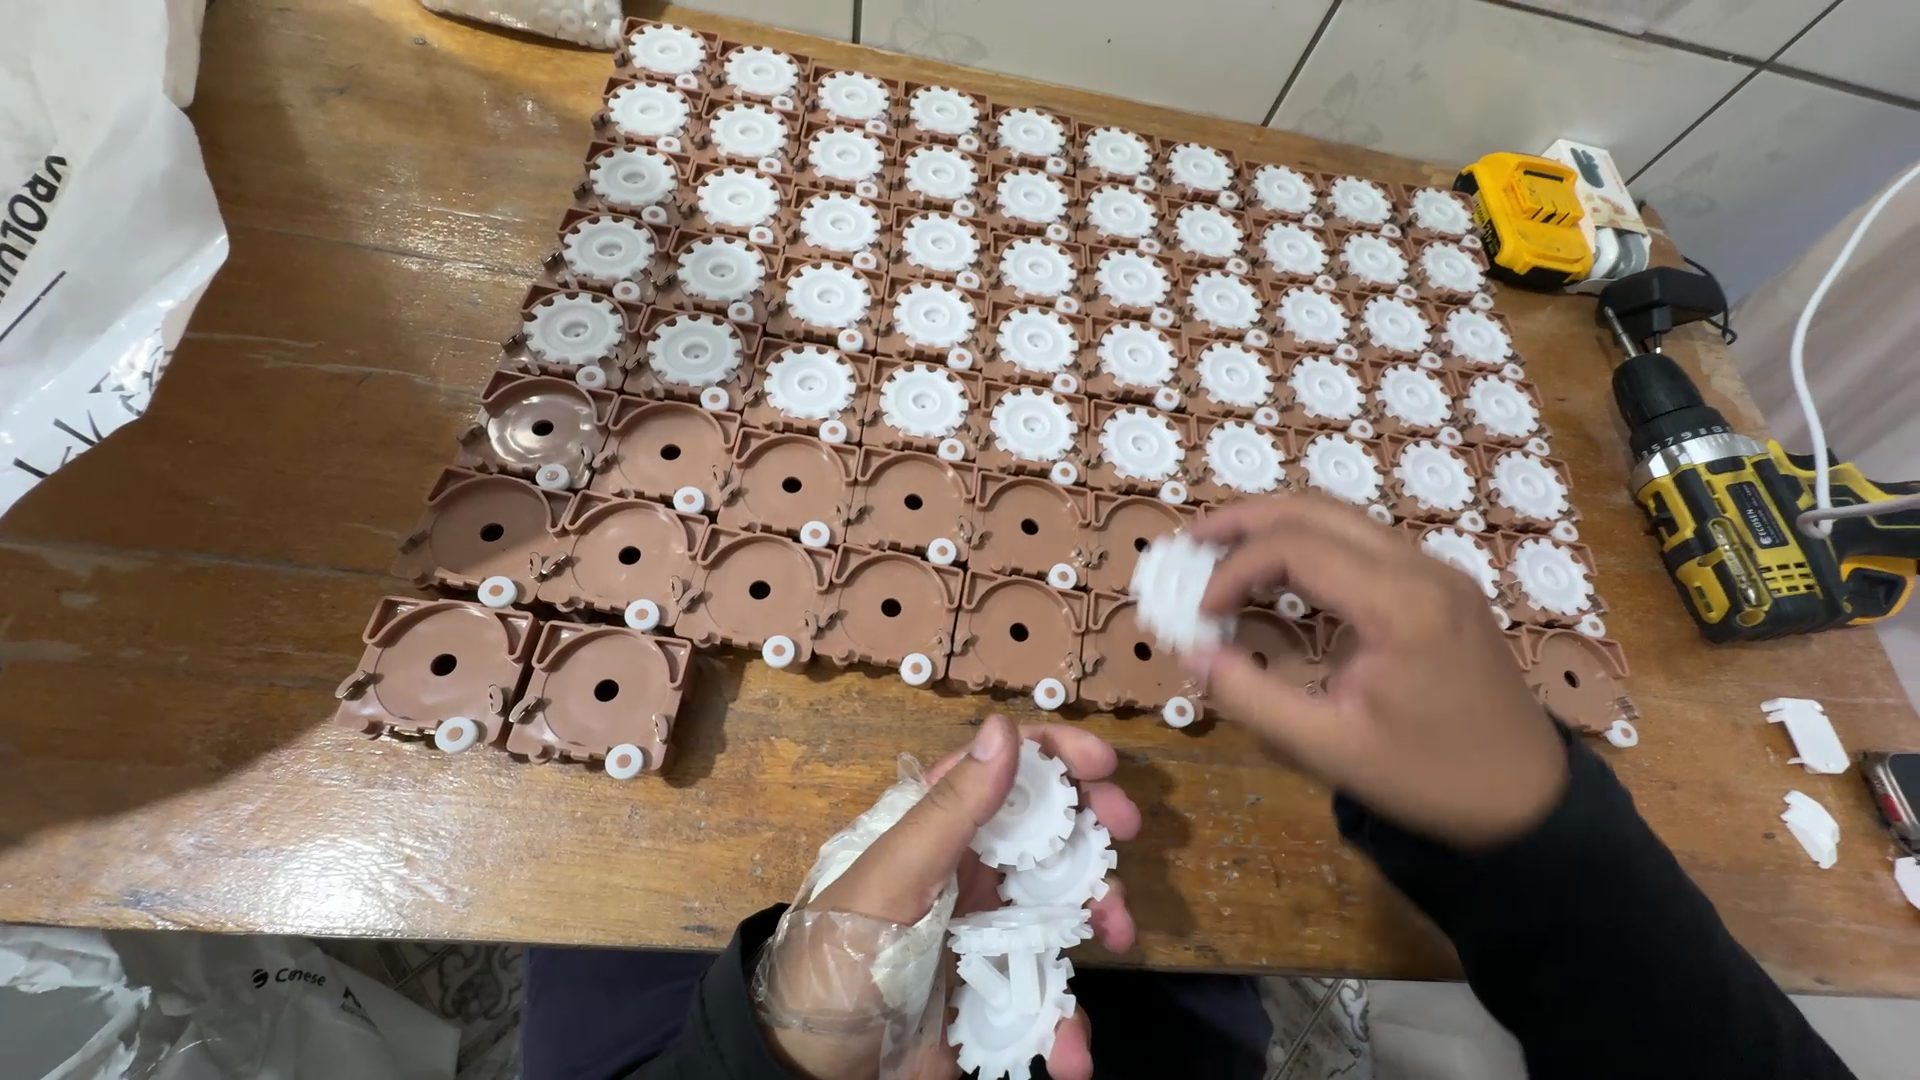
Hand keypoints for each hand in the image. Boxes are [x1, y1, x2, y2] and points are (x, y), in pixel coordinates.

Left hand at [763, 715, 1139, 1079]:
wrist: (811, 1069)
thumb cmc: (844, 953)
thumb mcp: (894, 875)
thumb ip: (950, 808)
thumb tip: (1006, 727)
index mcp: (940, 826)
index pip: (1003, 767)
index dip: (1056, 753)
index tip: (1105, 762)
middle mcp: (970, 867)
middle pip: (1047, 829)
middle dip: (1090, 824)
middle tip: (1125, 832)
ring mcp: (987, 929)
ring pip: (1062, 903)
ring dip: (1097, 914)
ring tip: (1116, 936)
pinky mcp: (996, 990)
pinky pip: (1047, 994)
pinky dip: (1066, 1020)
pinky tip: (1070, 1050)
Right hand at [1187, 495, 1566, 846]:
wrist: (1528, 798)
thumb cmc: (1430, 777)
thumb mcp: (1328, 748)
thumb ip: (1251, 696)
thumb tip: (1194, 652)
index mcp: (1400, 604)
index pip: (1293, 546)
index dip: (1232, 569)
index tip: (1200, 612)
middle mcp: (1420, 567)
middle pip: (1313, 508)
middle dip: (1242, 520)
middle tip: (1189, 545)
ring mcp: (1434, 569)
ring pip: (1336, 515)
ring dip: (1272, 527)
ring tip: (1219, 552)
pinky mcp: (1435, 583)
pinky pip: (1356, 540)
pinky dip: (1303, 545)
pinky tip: (1274, 574)